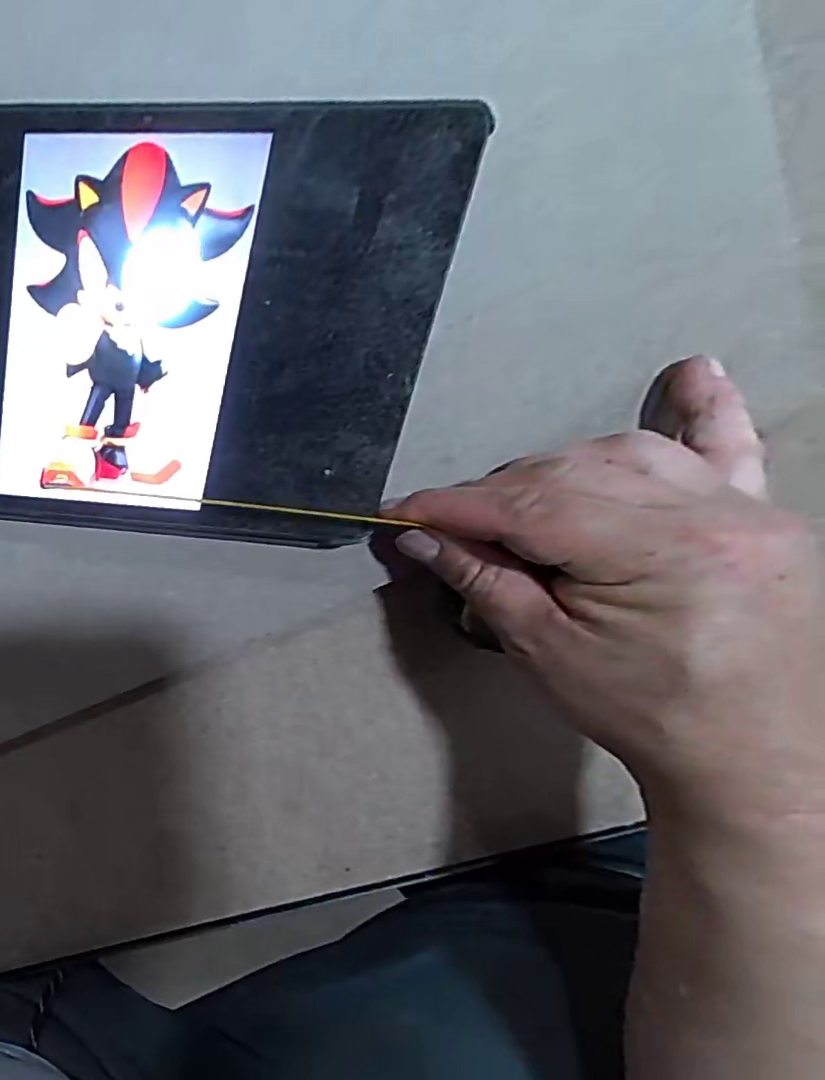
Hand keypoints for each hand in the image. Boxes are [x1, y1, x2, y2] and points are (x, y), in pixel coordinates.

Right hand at [390, 357, 824, 830]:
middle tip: (438, 524)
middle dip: (487, 494)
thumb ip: (481, 578)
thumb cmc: (641, 707)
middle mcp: (713, 516)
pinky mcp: (763, 520)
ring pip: (624, 455)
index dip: (448, 505)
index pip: (526, 507)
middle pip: (567, 475)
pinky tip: (693, 373)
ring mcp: (747, 512)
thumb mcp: (541, 646)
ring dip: (550, 468)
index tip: (394, 512)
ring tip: (506, 497)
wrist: (765, 756)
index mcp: (659, 553)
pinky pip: (733, 449)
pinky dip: (706, 409)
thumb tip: (420, 536)